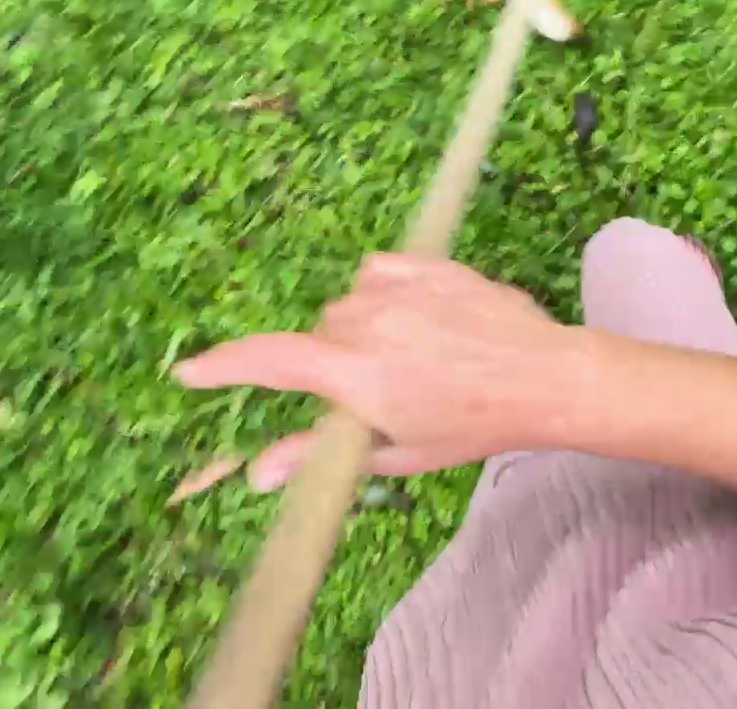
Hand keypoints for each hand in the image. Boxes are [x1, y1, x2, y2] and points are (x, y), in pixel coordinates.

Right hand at [174, 253, 576, 490]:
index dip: (224, 366)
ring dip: (360, 324)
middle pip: (318, 333)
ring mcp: (401, 287)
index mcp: (356, 374)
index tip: (190, 370)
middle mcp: (369, 322)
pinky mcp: (431, 264)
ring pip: (348, 301)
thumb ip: (322, 453)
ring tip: (408, 348)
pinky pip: (378, 269)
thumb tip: (257, 472)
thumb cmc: (474, 424)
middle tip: (377, 384)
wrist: (545, 375)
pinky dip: (381, 289)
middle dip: (331, 359)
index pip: (269, 361)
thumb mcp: (399, 450)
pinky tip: (415, 310)